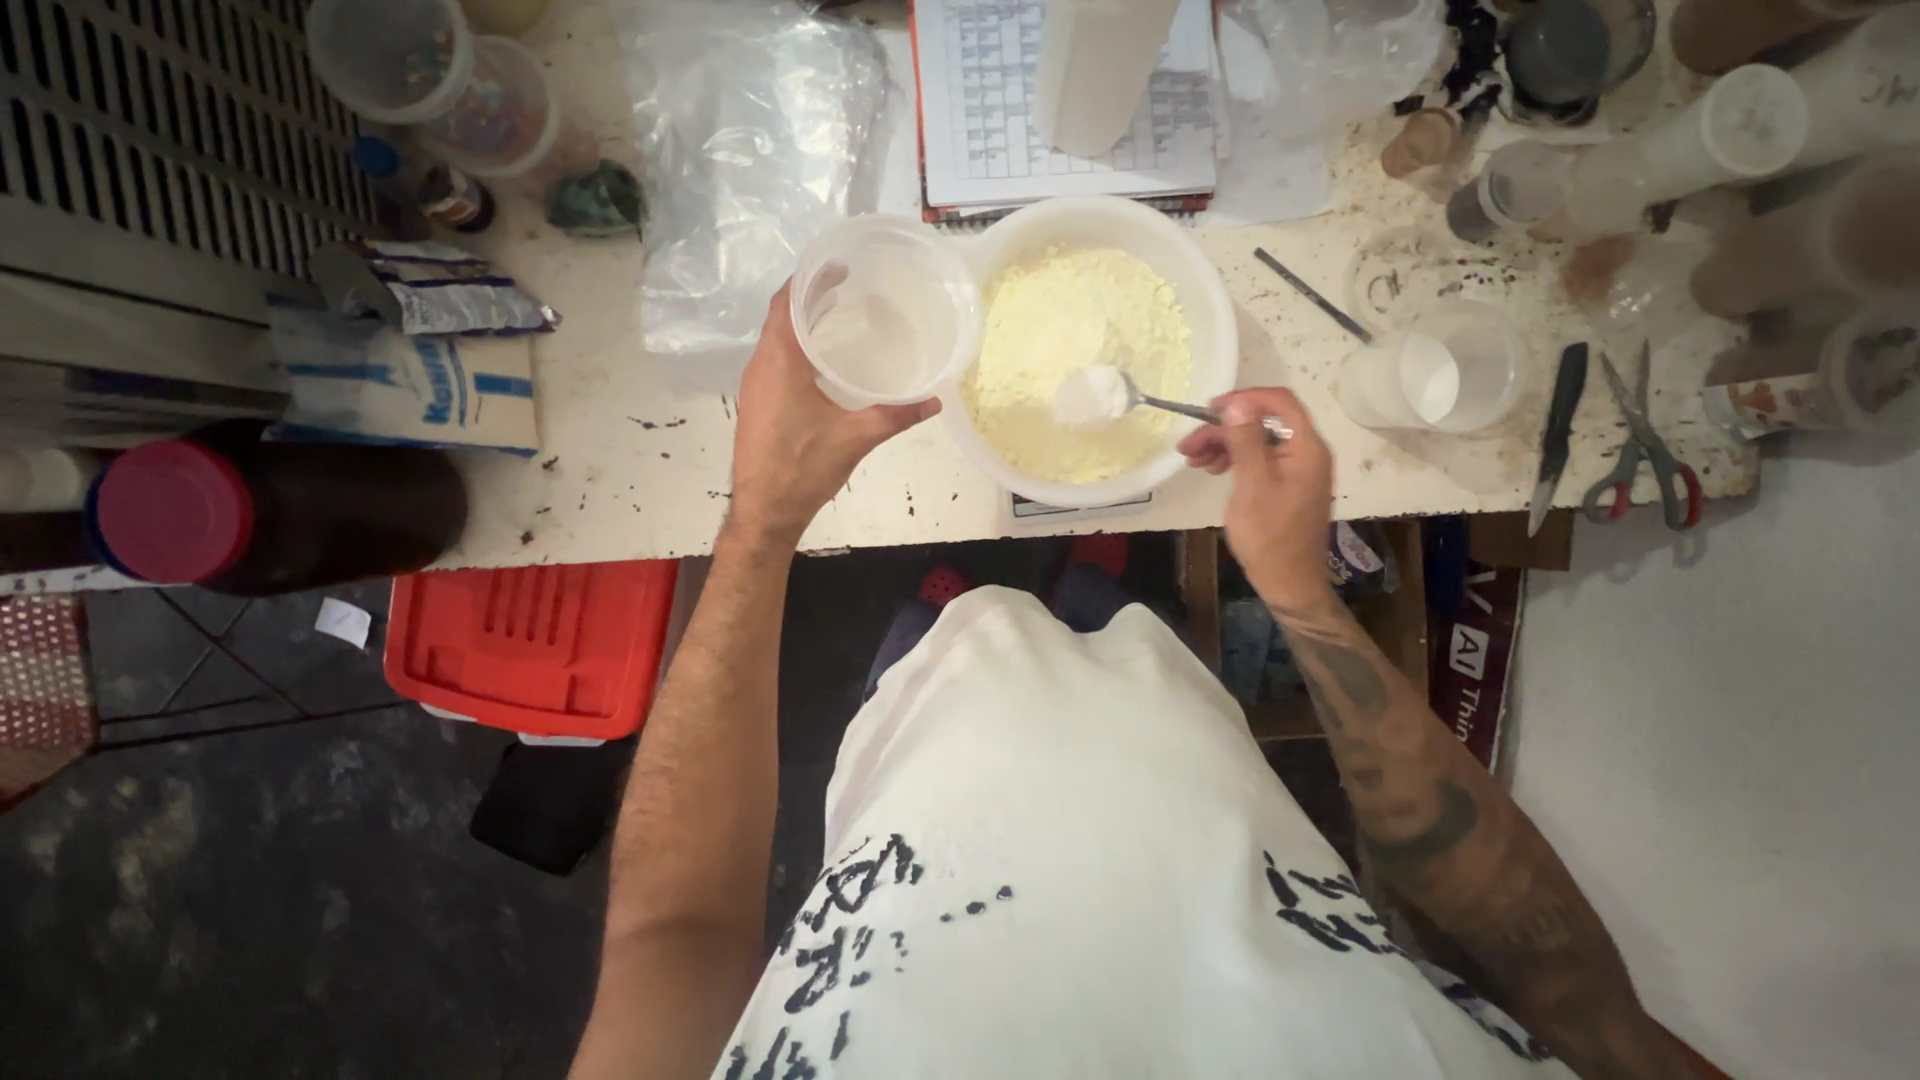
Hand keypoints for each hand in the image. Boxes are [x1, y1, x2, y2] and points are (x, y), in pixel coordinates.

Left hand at [729, 283, 940, 544]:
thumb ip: (895, 416)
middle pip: (781, 316)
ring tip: (838, 314)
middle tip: (847, 285)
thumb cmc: (803, 469)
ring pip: (776, 339)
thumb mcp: (855, 438)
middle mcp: (760, 367)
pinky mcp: (758, 404)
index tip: (837, 265)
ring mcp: (755, 386)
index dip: (809, 279)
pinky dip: (797, 347)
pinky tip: (823, 361)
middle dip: (810, 296)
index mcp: (779, 363)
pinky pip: (775, 360)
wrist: (765, 511)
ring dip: (802, 323)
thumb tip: (933, 402)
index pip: (787, 303)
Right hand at [1177, 388, 1333, 609]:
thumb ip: (1246, 441)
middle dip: (1224, 428)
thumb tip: (1236, 403)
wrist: (1288, 582)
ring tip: (1193, 461)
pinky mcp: (1285, 484)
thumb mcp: (1252, 486)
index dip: (1245, 399)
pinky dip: (1234, 460)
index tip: (1209, 410)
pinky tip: (1212, 470)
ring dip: (1224, 444)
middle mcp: (1306, 452)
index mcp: (1306, 448)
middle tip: (1188, 446)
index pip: (1280, 402)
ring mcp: (1296, 469)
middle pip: (1263, 422)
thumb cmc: (1269, 536)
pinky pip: (1258, 459)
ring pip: (1256, 440)